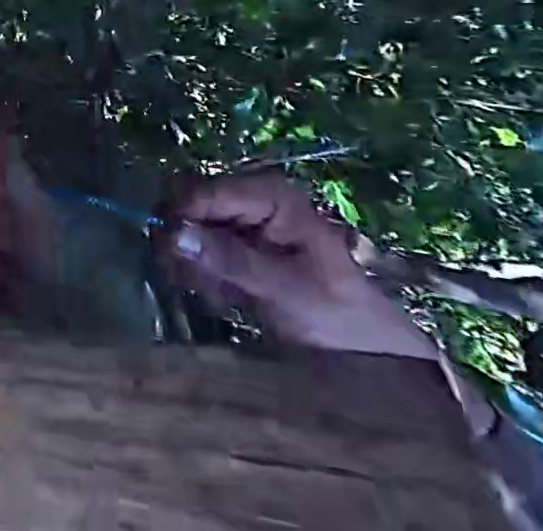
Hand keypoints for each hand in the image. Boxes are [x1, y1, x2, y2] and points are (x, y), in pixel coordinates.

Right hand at [165, 173, 436, 359]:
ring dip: (189, 263)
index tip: (176, 258)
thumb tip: (173, 232)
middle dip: (182, 243)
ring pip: (182, 226)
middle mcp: (247, 196)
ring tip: (217, 294)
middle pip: (183, 203)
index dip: (179, 220)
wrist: (369, 353)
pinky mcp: (231, 242)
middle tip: (197, 282)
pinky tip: (220, 295)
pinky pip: (192, 247)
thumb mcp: (284, 288)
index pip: (196, 190)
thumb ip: (228, 258)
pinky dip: (197, 272)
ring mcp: (238, 218)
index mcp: (266, 193)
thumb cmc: (337, 316)